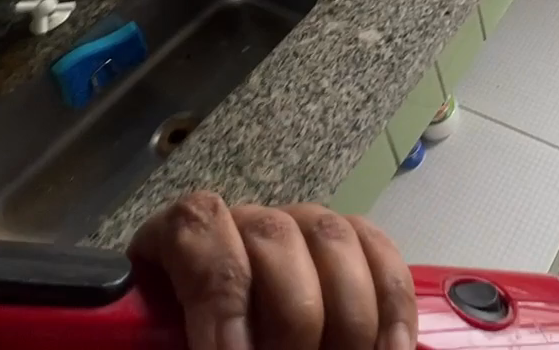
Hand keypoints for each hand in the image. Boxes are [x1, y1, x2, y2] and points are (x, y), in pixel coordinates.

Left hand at [128, 191, 416, 349]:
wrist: (227, 337)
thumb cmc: (177, 346)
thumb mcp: (165, 348)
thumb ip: (178, 342)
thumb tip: (235, 347)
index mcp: (181, 242)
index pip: (195, 226)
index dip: (218, 295)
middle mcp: (245, 222)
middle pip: (274, 237)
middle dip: (292, 318)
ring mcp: (301, 226)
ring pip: (333, 238)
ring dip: (347, 315)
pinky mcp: (350, 245)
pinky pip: (379, 250)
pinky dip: (391, 302)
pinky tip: (392, 349)